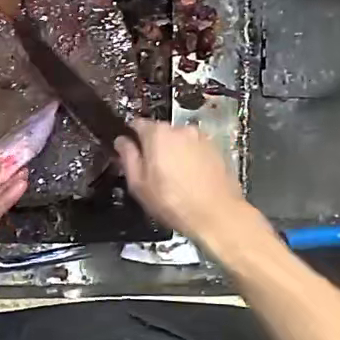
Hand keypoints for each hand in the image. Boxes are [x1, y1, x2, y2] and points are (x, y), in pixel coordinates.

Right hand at [115, 121, 270, 246]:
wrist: (216, 214)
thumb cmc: (173, 202)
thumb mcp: (138, 183)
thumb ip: (127, 156)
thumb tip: (122, 142)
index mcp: (157, 134)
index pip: (137, 124)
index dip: (131, 137)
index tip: (130, 152)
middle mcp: (180, 129)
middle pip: (160, 132)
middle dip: (154, 147)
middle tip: (152, 172)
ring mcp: (201, 138)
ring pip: (179, 141)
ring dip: (173, 153)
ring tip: (173, 178)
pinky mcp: (216, 149)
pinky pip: (195, 149)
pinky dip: (190, 159)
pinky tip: (189, 179)